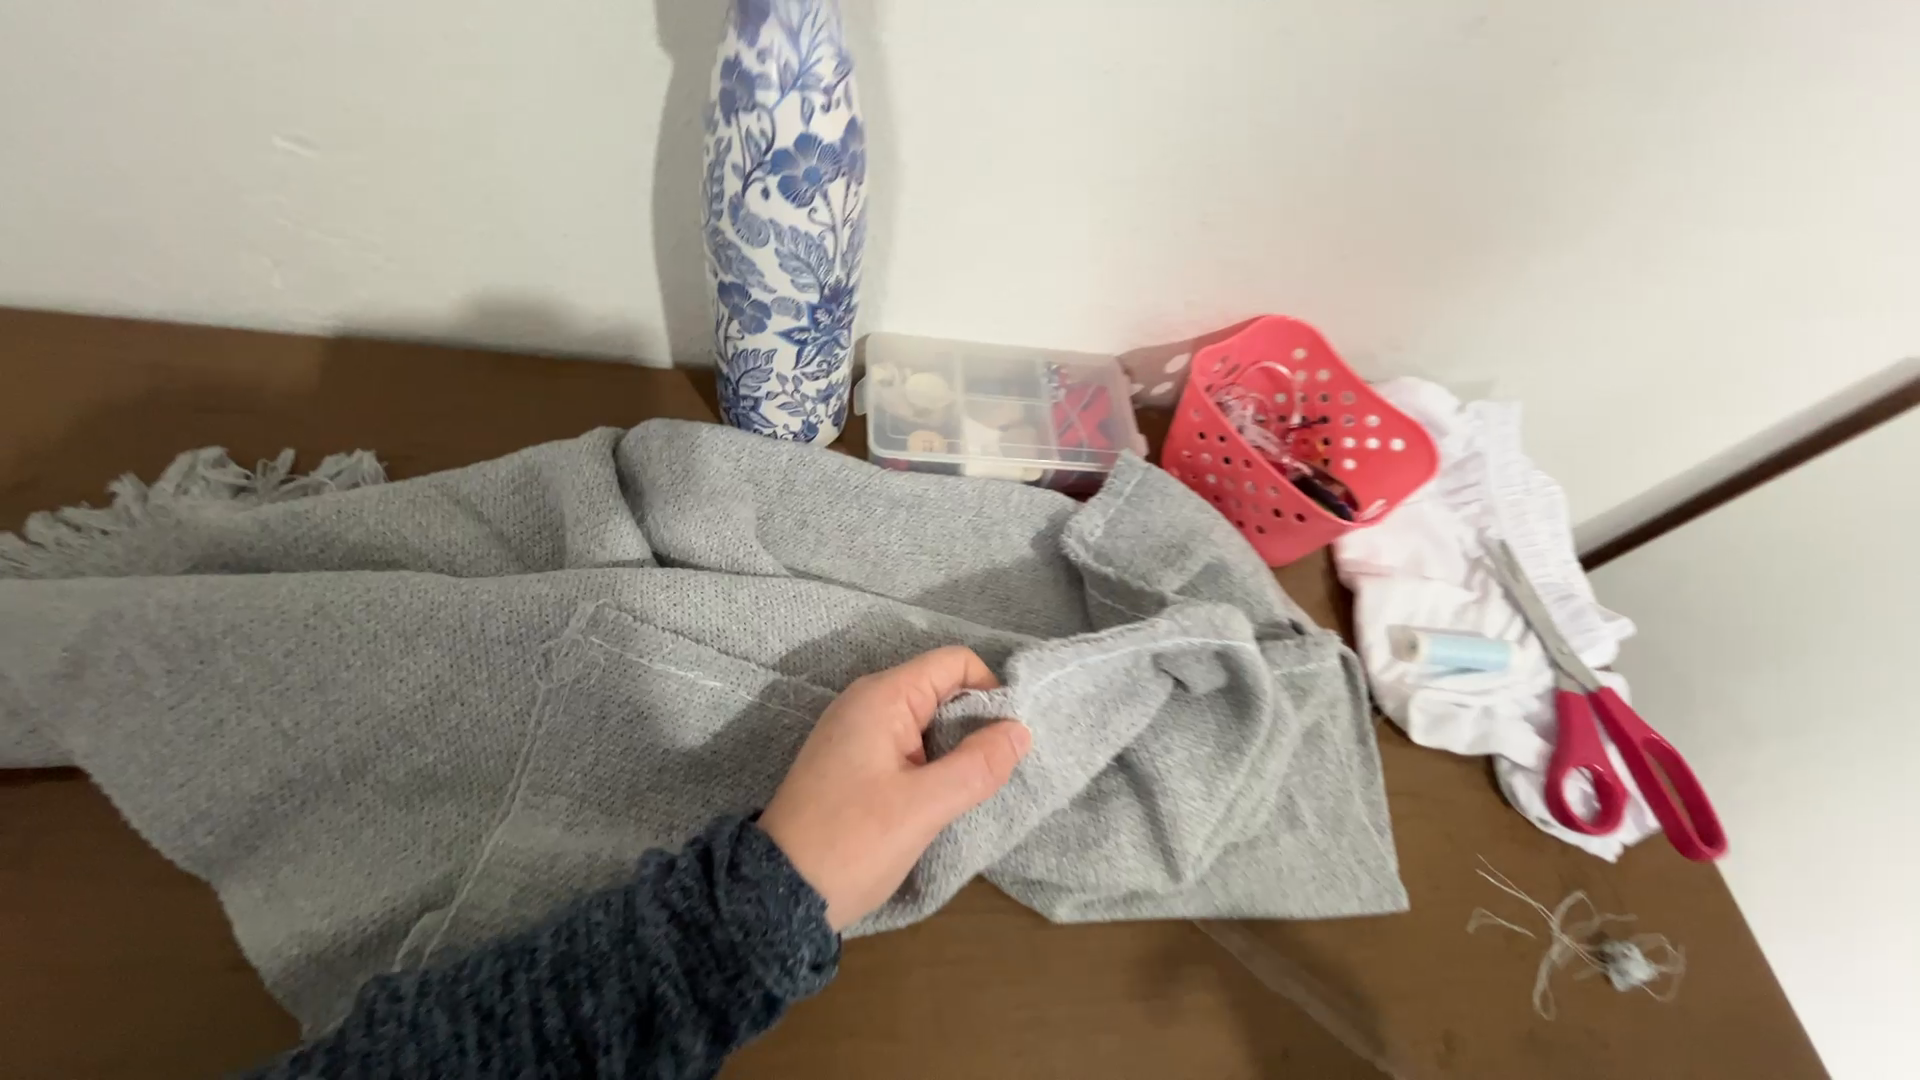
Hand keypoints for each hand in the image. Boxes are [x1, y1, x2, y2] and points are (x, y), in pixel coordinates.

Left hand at [758, 646, 1031, 930]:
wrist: (776, 894)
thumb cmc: (851, 843)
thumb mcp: (923, 807)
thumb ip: (977, 765)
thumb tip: (1021, 731)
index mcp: (883, 696)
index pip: (955, 663)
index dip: (991, 691)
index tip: (1010, 738)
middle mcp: (868, 700)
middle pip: (942, 687)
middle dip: (976, 721)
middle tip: (996, 768)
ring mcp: (856, 729)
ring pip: (926, 718)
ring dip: (955, 745)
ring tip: (972, 786)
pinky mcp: (852, 758)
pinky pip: (906, 741)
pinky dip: (931, 759)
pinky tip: (939, 795)